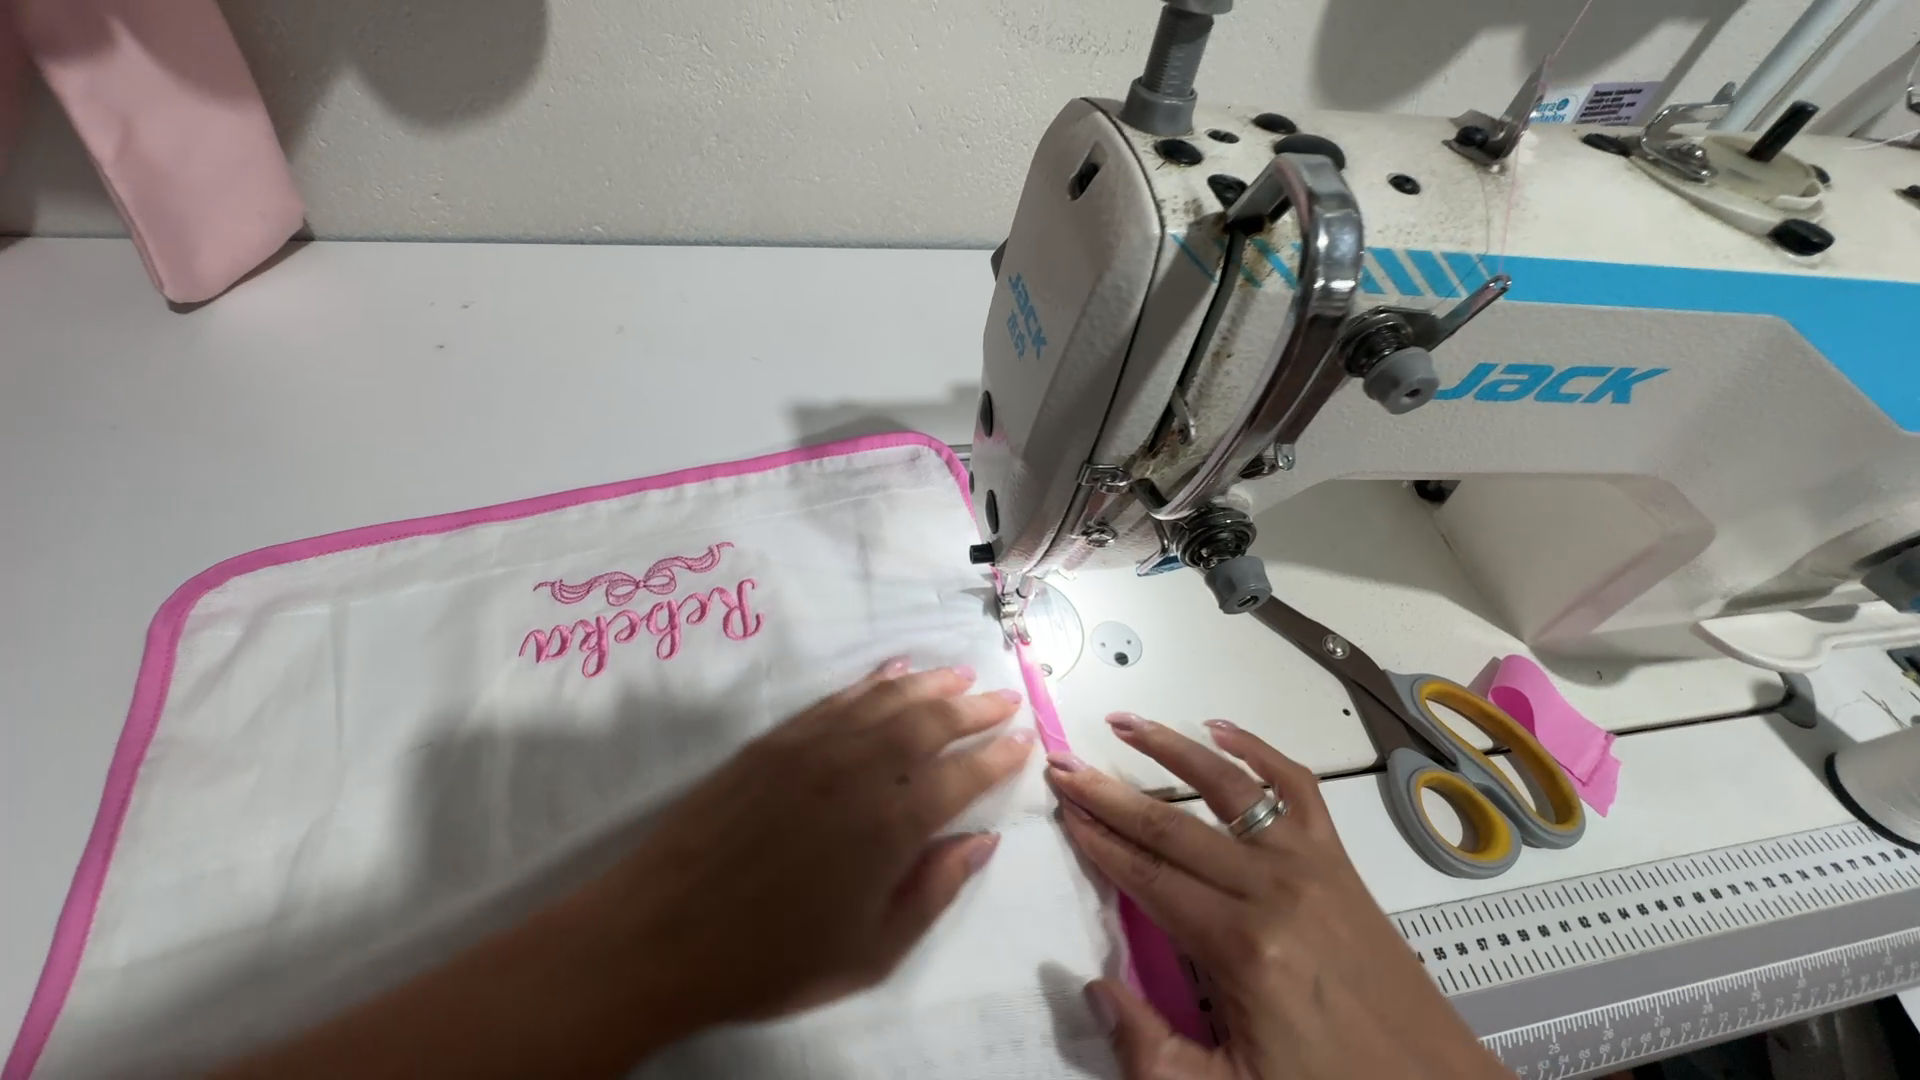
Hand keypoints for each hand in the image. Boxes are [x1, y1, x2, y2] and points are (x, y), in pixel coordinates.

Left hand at [595, 658, 1036, 1036]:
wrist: (661, 933)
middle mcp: (860, 770)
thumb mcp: (872, 951)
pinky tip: (893, 673)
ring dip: (931, 684)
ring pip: (888, 700)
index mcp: (891, 825)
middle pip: (932, 723)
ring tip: (961, 676)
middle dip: (975, 708)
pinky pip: (838, 698)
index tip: (1023, 740)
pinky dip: (873, 682)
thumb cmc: (773, 956)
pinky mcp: (777, 739)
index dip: (999, 756)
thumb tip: (983, 841)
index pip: (963, 776)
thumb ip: (934, 890)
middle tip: (1003, 699)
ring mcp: (815, 746)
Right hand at [1046, 715, 1503, 1079]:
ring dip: (1170, 749)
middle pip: (1172, 826)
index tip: (1062, 806)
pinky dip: (1257, 749)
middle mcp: (1273, 887)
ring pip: (1228, 787)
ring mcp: (1311, 863)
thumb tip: (1092, 985)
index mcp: (1241, 946)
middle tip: (1064, 763)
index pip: (1148, 876)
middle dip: (1109, 792)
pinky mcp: (1339, 858)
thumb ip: (1150, 1050)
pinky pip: (1297, 786)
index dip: (1099, 840)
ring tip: (1125, 721)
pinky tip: (1221, 727)